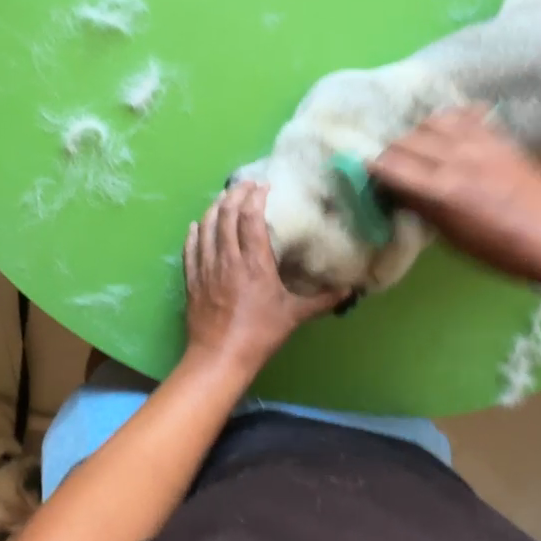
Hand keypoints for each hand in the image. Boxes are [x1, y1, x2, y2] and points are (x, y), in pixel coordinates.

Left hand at [183, 183, 344, 368]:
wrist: (219, 356)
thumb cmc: (259, 335)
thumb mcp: (294, 316)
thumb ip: (321, 300)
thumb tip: (349, 290)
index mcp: (254, 262)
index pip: (251, 217)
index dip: (255, 197)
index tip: (263, 187)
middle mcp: (227, 258)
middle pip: (226, 215)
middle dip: (235, 194)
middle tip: (245, 184)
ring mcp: (206, 267)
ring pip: (206, 227)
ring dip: (214, 208)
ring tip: (223, 198)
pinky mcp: (192, 279)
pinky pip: (190, 248)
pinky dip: (194, 232)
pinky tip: (197, 225)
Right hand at [369, 106, 540, 284]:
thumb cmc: (502, 251)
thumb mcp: (452, 238)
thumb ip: (422, 208)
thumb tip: (398, 190)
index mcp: (440, 190)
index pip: (389, 165)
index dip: (374, 169)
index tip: (372, 177)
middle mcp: (456, 159)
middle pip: (405, 140)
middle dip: (392, 153)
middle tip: (393, 169)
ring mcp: (481, 143)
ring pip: (431, 121)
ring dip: (419, 133)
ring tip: (422, 149)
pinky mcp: (501, 138)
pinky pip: (466, 114)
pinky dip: (451, 119)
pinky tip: (451, 133)